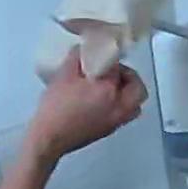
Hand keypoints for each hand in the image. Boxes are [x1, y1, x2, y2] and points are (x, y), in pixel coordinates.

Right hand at [25, 49, 146, 162]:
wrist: (50, 138)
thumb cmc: (55, 109)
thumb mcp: (63, 76)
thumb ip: (76, 58)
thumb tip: (82, 51)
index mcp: (107, 90)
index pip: (116, 66)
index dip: (109, 56)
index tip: (102, 53)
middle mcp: (118, 106)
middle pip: (137, 88)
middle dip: (129, 77)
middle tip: (115, 72)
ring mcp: (116, 121)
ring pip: (135, 104)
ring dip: (128, 93)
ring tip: (111, 87)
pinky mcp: (109, 130)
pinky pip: (125, 115)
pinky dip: (121, 105)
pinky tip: (103, 100)